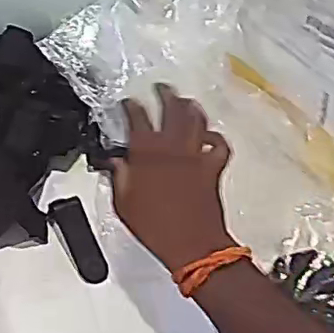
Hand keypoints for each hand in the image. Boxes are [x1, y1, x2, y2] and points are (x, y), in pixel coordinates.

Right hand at [114, 84, 236, 272]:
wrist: (191, 244)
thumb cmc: (154, 226)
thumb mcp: (122, 202)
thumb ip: (118, 176)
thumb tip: (114, 162)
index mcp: (145, 154)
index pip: (137, 118)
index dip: (131, 106)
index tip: (128, 102)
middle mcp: (172, 149)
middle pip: (171, 110)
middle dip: (165, 94)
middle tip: (161, 87)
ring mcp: (195, 156)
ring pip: (196, 120)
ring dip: (190, 107)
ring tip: (185, 100)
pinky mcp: (212, 167)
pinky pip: (218, 145)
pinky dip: (215, 136)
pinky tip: (210, 134)